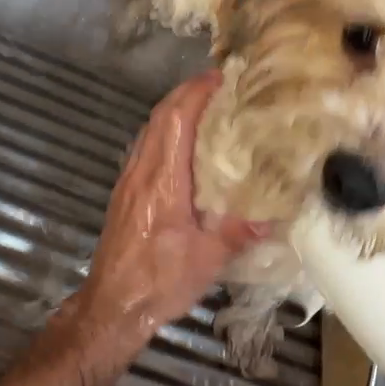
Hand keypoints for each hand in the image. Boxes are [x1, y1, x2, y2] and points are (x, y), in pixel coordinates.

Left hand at [79, 72, 267, 336]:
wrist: (111, 307)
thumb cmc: (158, 282)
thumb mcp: (207, 260)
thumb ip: (238, 231)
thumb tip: (273, 214)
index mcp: (163, 180)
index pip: (176, 119)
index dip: (196, 93)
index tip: (220, 78)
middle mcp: (142, 170)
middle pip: (160, 115)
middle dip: (186, 92)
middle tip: (217, 84)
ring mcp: (129, 179)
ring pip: (149, 128)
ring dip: (173, 108)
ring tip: (203, 105)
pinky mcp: (125, 191)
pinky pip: (145, 144)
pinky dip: (164, 129)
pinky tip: (182, 141)